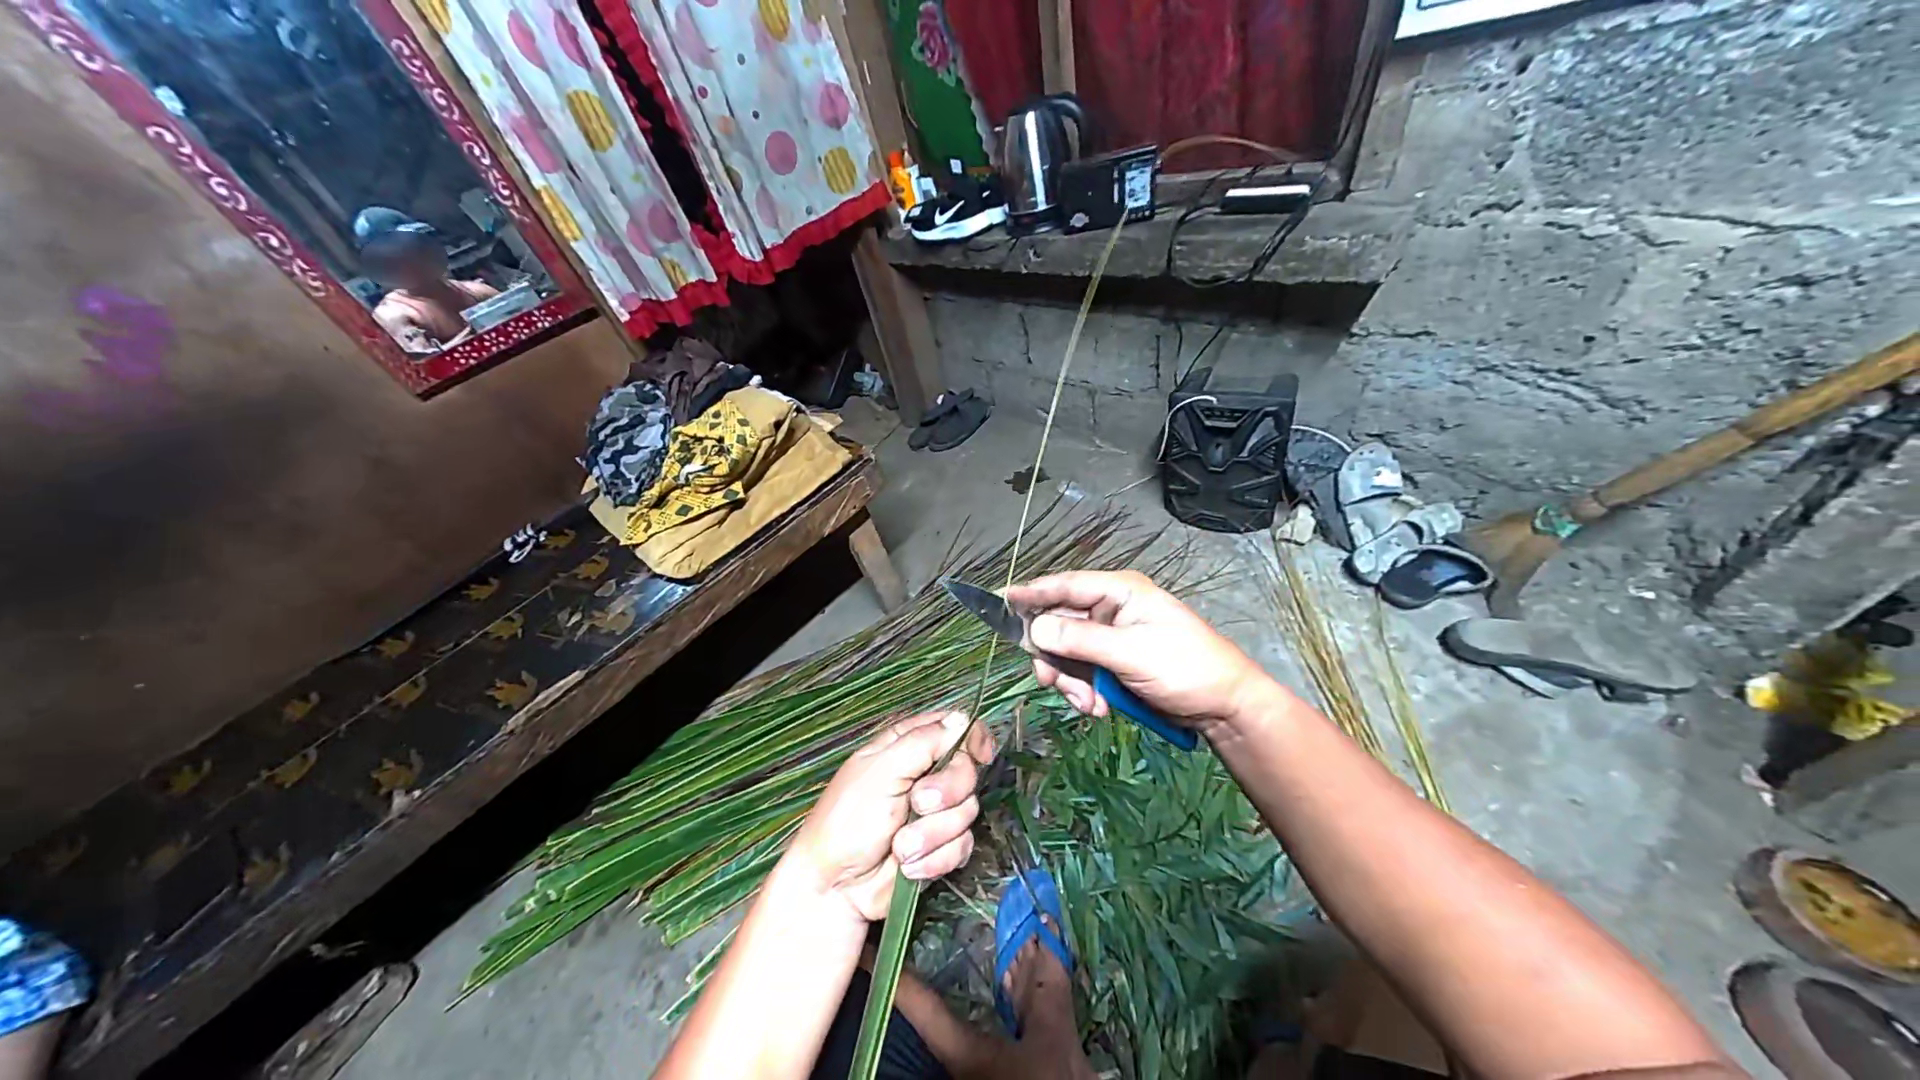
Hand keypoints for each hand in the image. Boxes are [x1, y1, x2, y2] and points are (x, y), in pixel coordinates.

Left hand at [781, 711, 994, 921]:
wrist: (836, 887)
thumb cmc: (847, 821)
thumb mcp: (880, 770)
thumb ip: (923, 742)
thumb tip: (961, 719)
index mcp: (908, 746)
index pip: (954, 728)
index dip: (970, 739)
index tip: (978, 754)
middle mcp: (925, 775)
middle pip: (967, 770)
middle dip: (946, 791)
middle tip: (917, 804)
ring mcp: (935, 813)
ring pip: (967, 812)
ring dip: (932, 833)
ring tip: (901, 845)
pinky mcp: (941, 848)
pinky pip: (962, 846)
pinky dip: (935, 858)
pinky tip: (910, 865)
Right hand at [1005, 570, 1288, 732]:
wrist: (1224, 707)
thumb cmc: (1186, 667)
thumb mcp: (1131, 652)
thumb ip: (1080, 640)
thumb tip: (1034, 628)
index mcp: (1119, 592)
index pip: (1065, 585)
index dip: (1031, 593)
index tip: (999, 602)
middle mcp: (1110, 610)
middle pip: (1058, 625)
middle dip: (1054, 658)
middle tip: (1055, 683)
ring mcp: (1111, 637)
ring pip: (1065, 654)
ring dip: (1070, 681)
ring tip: (1089, 703)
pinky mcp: (1113, 663)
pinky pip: (1080, 673)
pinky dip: (1083, 692)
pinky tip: (1098, 708)